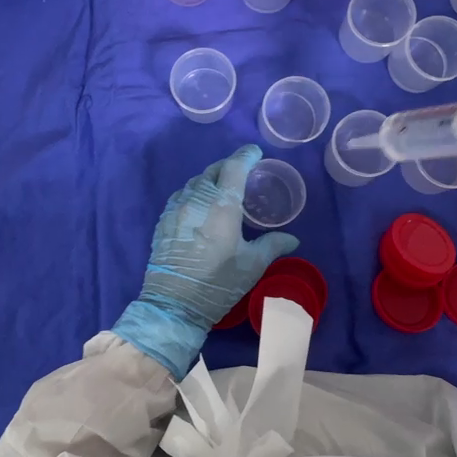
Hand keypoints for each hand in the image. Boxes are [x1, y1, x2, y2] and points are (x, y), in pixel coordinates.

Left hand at [111, 145, 299, 378]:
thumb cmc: (217, 283)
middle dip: (229, 166)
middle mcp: (196, 200)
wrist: (173, 304)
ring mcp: (176, 209)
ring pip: (194, 182)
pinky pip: (180, 196)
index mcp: (221, 206)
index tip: (255, 153)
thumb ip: (272, 245)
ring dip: (210, 179)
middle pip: (212, 171)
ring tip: (223, 189)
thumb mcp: (252, 265)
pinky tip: (200, 205)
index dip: (246, 156)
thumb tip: (292, 239)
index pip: (234, 168)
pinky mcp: (163, 222)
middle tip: (242, 172)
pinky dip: (194, 193)